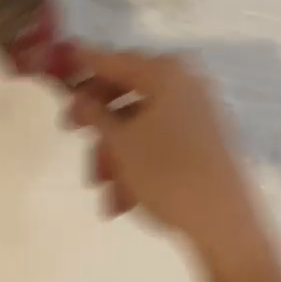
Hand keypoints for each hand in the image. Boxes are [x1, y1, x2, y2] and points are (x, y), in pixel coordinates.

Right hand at [64, 46, 262, 257]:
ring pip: (141, 129)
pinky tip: (125, 203)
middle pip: (127, 99)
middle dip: (100, 131)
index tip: (56, 73)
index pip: (112, 61)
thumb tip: (80, 98)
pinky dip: (138, 169)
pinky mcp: (205, 144)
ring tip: (107, 197)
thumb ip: (95, 115)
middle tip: (74, 141)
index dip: (80, 67)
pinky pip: (160, 147)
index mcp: (166, 73)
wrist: (224, 220)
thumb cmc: (168, 175)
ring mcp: (199, 115)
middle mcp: (186, 84)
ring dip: (117, 161)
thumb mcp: (122, 144)